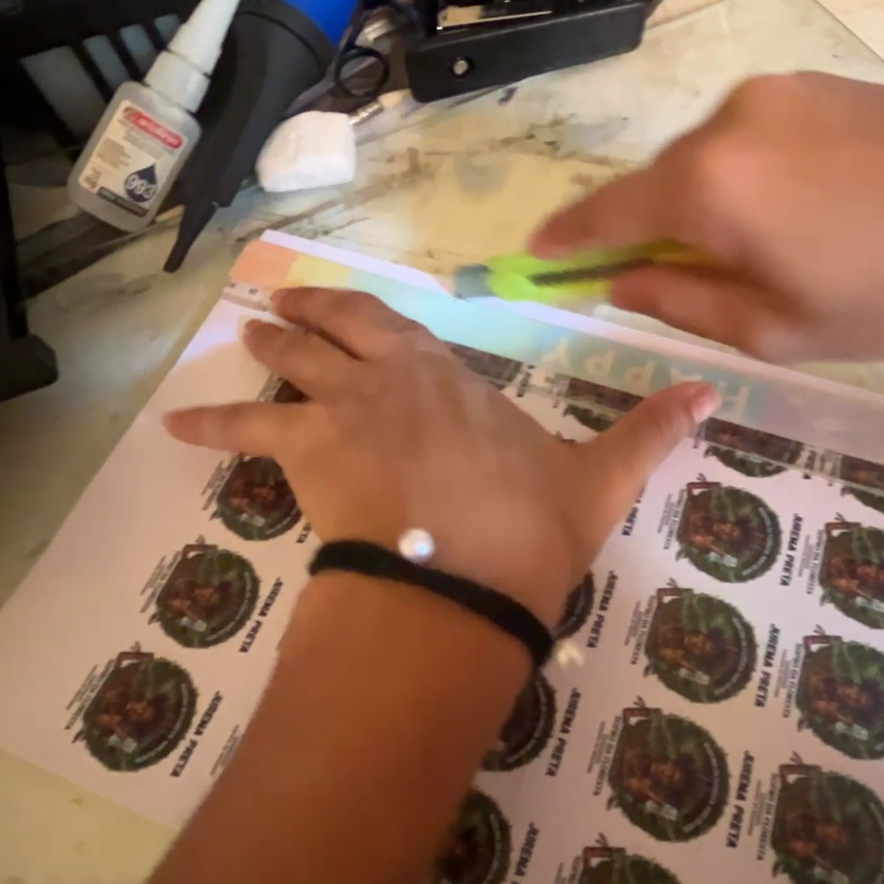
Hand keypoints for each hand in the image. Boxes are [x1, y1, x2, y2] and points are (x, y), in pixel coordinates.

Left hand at [163, 288, 718, 622]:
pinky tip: (170, 428)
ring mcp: (342, 412)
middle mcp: (390, 379)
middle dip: (311, 316)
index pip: (401, 332)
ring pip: (291, 368)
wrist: (465, 579)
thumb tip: (713, 391)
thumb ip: (650, 432)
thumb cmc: (528, 526)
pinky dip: (210, 429)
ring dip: (266, 351)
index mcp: (451, 378)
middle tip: (279, 304)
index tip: (346, 311)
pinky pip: (246, 434)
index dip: (370, 319)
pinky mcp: (305, 456)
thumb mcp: (598, 478)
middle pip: (339, 332)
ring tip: (242, 338)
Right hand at [530, 73, 883, 360]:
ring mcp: (787, 90)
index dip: (566, 243)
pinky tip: (807, 221)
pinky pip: (758, 139)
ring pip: (710, 161)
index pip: (606, 214)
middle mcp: (732, 119)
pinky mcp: (833, 83)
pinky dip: (752, 182)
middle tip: (668, 289)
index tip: (536, 260)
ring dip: (708, 211)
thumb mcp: (779, 329)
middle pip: (657, 185)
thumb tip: (620, 282)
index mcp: (710, 184)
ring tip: (766, 263)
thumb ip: (680, 301)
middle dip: (649, 236)